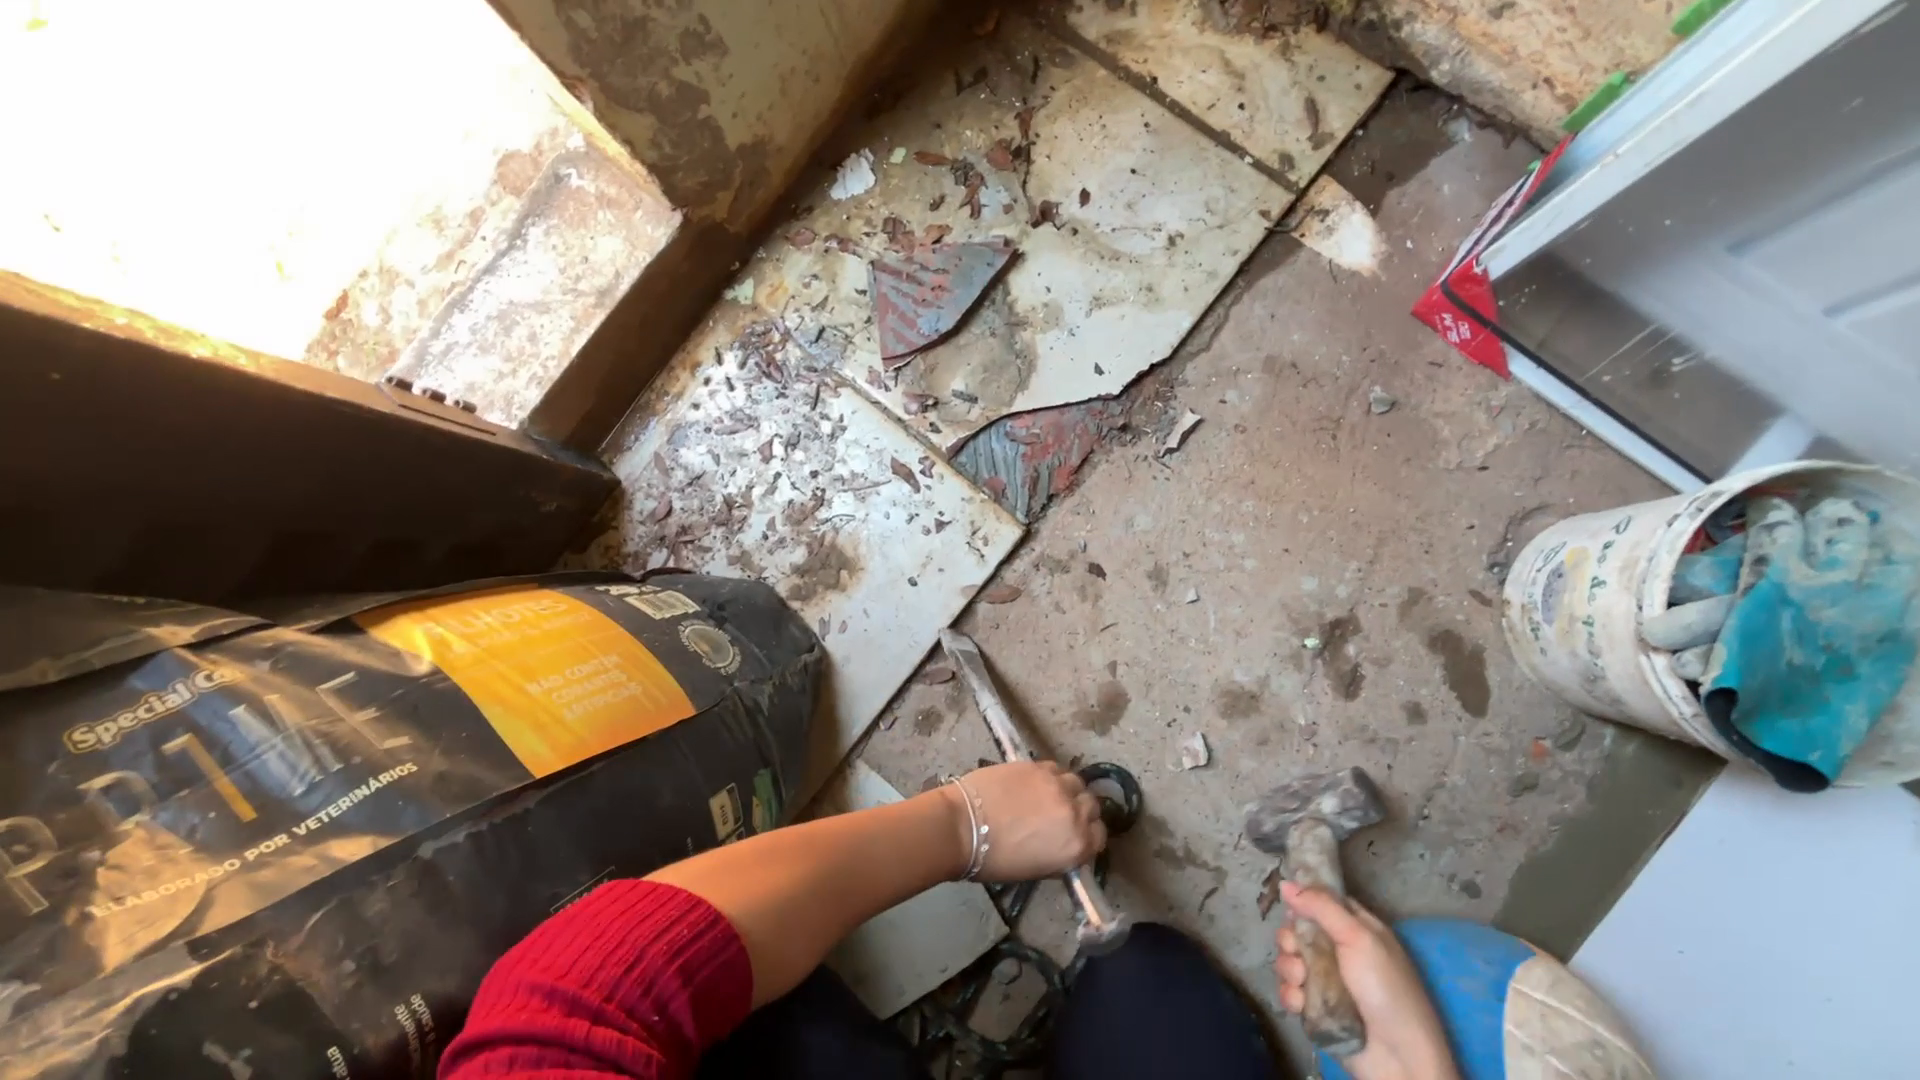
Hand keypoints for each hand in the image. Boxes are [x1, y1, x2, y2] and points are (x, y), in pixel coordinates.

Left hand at [938, 761, 1104, 882]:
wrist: (963, 827)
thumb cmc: (995, 859)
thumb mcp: (1036, 868)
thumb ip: (1060, 854)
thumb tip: (1064, 843)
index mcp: (1076, 845)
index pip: (1099, 835)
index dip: (1088, 834)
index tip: (1075, 833)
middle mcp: (1074, 813)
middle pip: (1091, 805)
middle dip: (1080, 809)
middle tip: (1060, 814)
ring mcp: (1056, 786)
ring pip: (1075, 782)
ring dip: (1067, 789)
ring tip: (1048, 795)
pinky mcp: (1037, 766)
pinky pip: (1055, 768)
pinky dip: (1050, 776)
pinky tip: (1034, 783)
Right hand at [1275, 884, 1458, 1079]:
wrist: (1399, 1058)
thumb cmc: (1386, 990)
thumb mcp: (1359, 938)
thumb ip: (1322, 907)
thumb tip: (1285, 883)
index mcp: (1356, 929)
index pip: (1320, 902)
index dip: (1303, 903)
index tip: (1291, 907)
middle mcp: (1339, 951)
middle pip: (1297, 931)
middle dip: (1290, 941)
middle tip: (1298, 952)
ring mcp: (1326, 980)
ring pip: (1288, 960)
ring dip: (1289, 970)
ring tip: (1303, 983)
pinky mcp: (1316, 1007)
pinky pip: (1289, 991)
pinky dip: (1291, 996)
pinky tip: (1301, 1004)